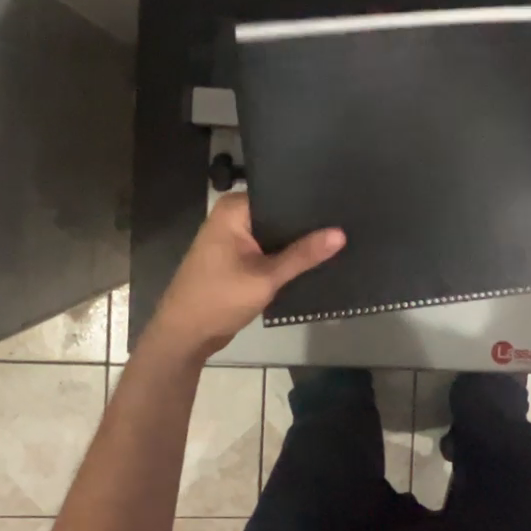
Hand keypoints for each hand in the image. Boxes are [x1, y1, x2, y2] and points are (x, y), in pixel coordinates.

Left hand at [144, 193, 344, 356]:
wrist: (185, 336)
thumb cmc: (218, 299)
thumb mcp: (265, 278)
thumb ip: (303, 255)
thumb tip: (341, 233)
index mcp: (234, 209)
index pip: (280, 195)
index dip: (309, 201)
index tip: (340, 204)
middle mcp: (233, 216)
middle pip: (279, 213)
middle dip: (306, 223)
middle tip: (345, 222)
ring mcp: (234, 237)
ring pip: (276, 233)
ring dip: (297, 241)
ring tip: (337, 238)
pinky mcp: (238, 257)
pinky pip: (268, 248)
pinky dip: (286, 255)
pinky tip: (314, 258)